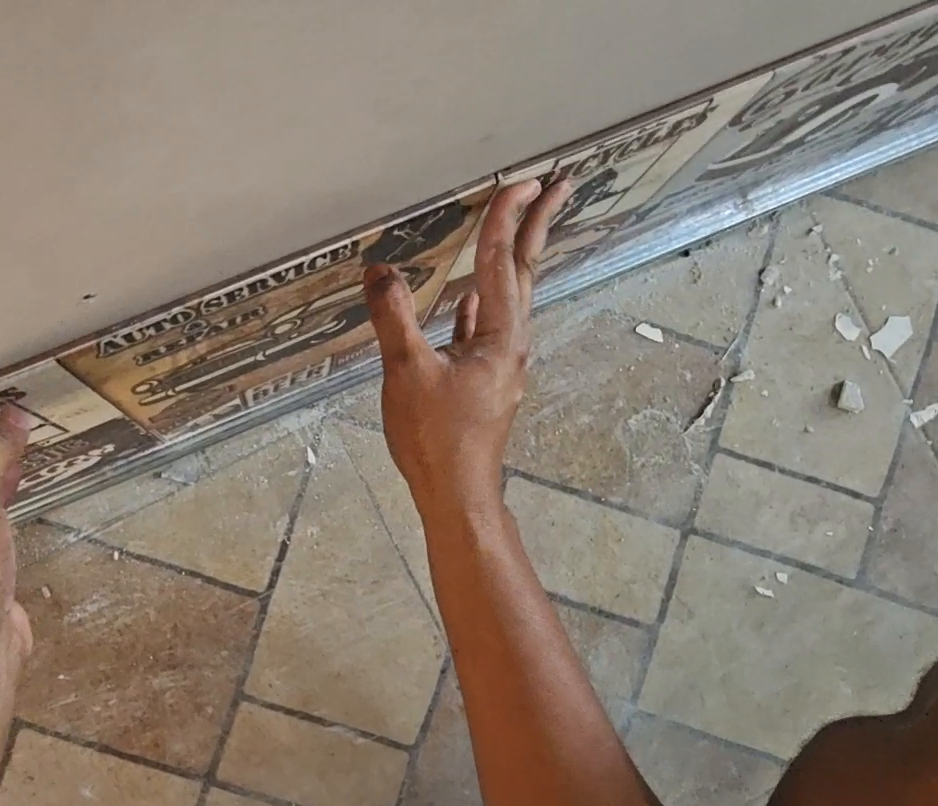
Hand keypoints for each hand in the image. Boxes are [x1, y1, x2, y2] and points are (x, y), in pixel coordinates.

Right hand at [363, 178, 570, 523]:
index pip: (500, 264)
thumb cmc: (436, 439)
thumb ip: (394, 317)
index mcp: (498, 338)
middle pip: (523, 274)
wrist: (457, 494)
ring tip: (519, 232)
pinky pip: (487, 331)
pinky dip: (483, 306)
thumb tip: (380, 269)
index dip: (505, 219)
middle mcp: (509, 346)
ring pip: (509, 301)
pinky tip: (469, 302)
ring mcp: (500, 366)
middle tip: (558, 185)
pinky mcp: (485, 384)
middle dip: (537, 227)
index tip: (521, 180)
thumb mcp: (407, 374)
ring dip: (514, 261)